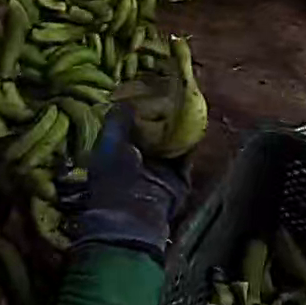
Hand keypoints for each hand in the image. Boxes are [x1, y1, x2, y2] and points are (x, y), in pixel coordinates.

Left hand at [71, 105, 187, 260]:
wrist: (135, 217)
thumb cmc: (114, 179)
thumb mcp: (110, 144)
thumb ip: (117, 120)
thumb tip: (125, 99)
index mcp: (116, 151)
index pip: (128, 124)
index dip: (136, 107)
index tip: (147, 87)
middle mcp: (138, 158)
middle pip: (152, 131)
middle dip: (160, 114)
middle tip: (170, 90)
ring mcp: (159, 169)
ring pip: (171, 141)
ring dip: (177, 125)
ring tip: (185, 100)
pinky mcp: (178, 178)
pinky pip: (186, 154)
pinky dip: (191, 140)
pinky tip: (196, 120)